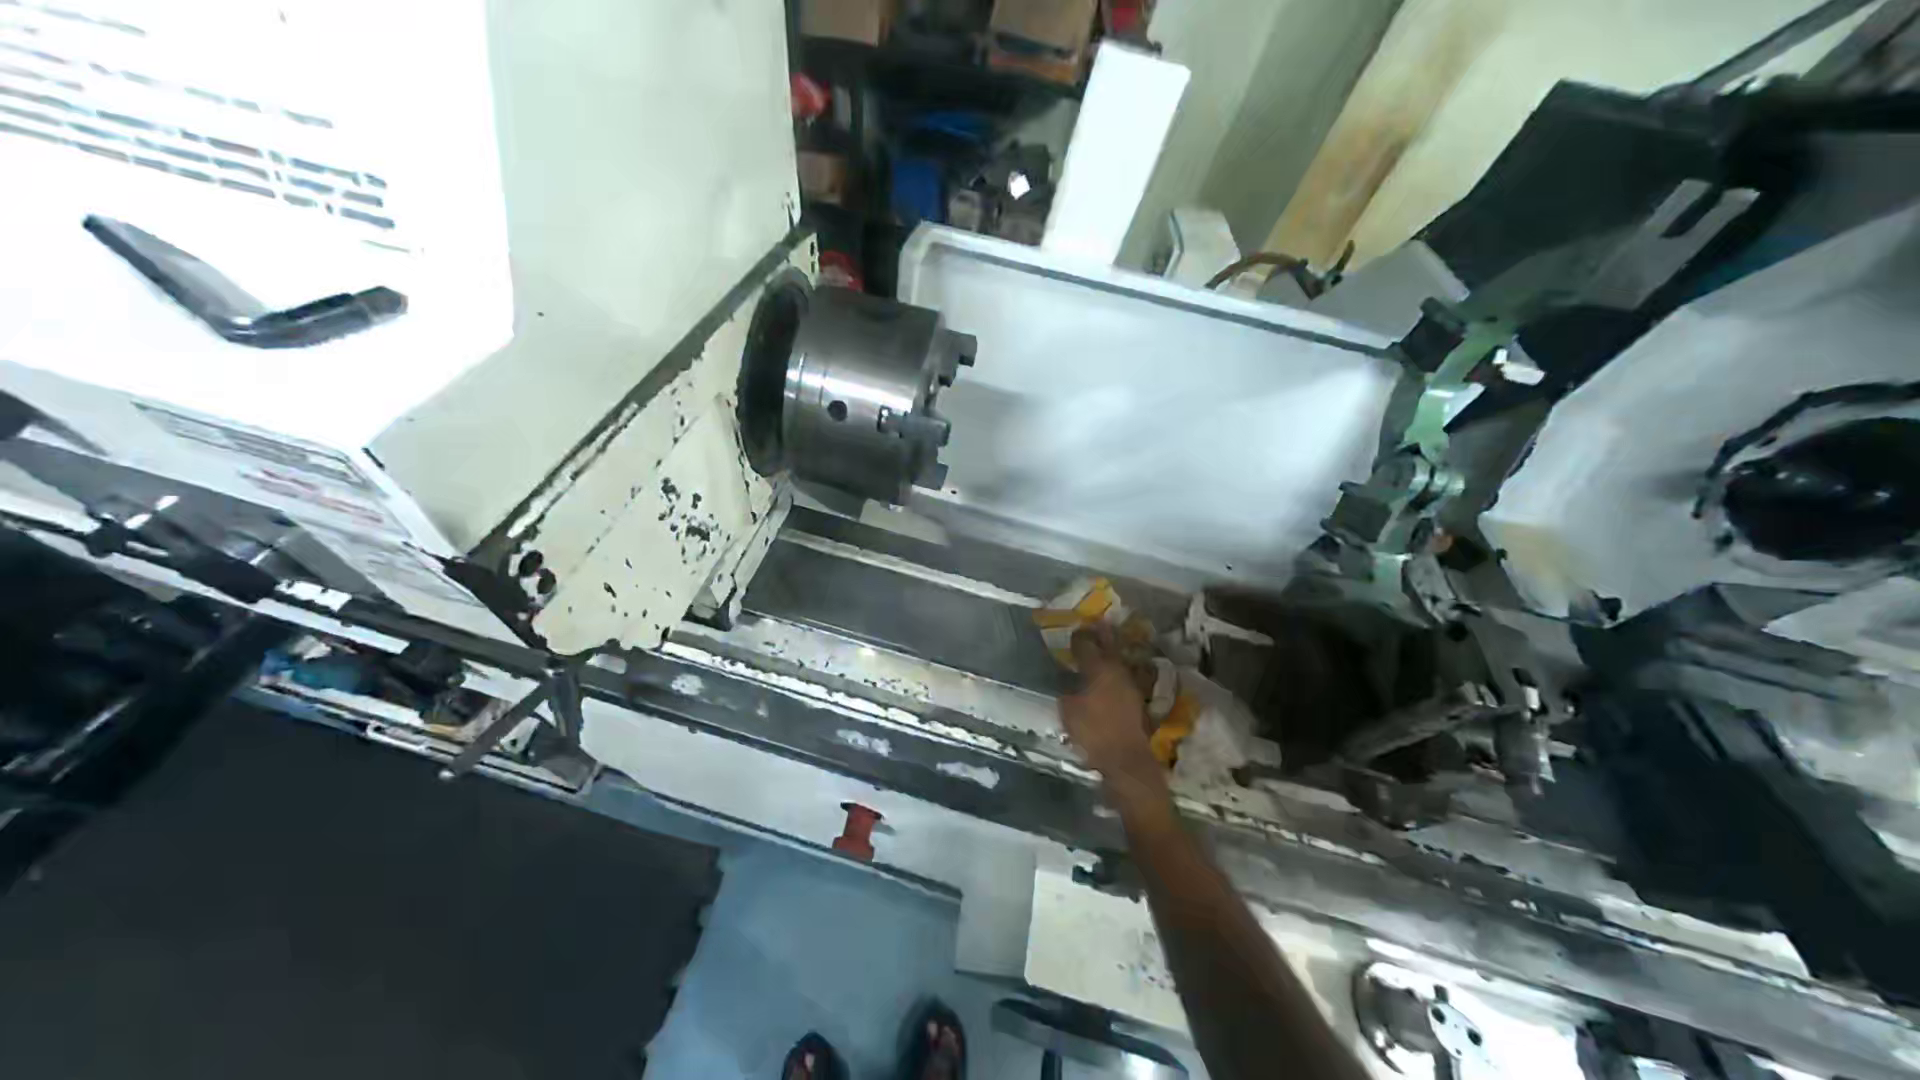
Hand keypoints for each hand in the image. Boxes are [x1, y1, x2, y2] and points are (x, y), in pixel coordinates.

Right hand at [1059, 628, 1166, 803]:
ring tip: (1101, 650)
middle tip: (1094, 626)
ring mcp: (1131, 685)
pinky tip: (1108, 678)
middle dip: (1100, 635)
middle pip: (1109, 646)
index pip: (1086, 644)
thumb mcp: (1068, 711)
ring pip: (1118, 662)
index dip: (1078, 637)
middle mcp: (1118, 671)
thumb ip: (1068, 693)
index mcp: (1099, 668)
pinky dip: (1115, 673)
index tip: (1073, 632)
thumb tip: (1070, 686)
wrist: (1126, 759)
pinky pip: (1123, 678)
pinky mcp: (1138, 701)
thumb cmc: (1093, 732)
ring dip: (1110, 654)